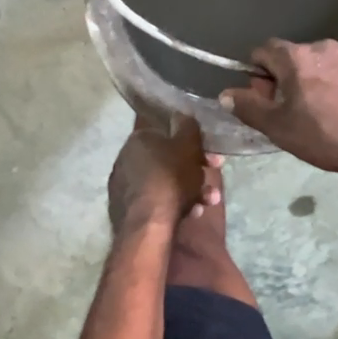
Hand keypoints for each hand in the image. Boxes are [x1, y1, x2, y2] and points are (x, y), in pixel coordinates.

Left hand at [107, 113, 221, 234]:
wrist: (149, 225)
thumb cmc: (171, 179)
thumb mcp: (188, 146)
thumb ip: (187, 126)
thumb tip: (182, 114)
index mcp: (138, 139)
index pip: (167, 134)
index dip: (192, 144)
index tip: (210, 155)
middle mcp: (126, 159)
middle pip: (169, 160)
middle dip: (195, 170)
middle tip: (213, 180)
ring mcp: (124, 186)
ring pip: (166, 183)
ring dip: (191, 190)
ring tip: (209, 201)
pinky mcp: (126, 210)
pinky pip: (156, 201)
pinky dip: (176, 205)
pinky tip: (193, 214)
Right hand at [219, 39, 337, 178]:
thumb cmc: (326, 135)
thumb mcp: (279, 127)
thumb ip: (249, 107)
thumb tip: (225, 93)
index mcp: (295, 56)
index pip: (263, 50)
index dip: (257, 73)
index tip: (264, 99)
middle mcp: (322, 46)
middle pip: (292, 57)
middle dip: (285, 79)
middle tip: (290, 112)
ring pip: (319, 64)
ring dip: (312, 82)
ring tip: (320, 114)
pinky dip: (336, 86)